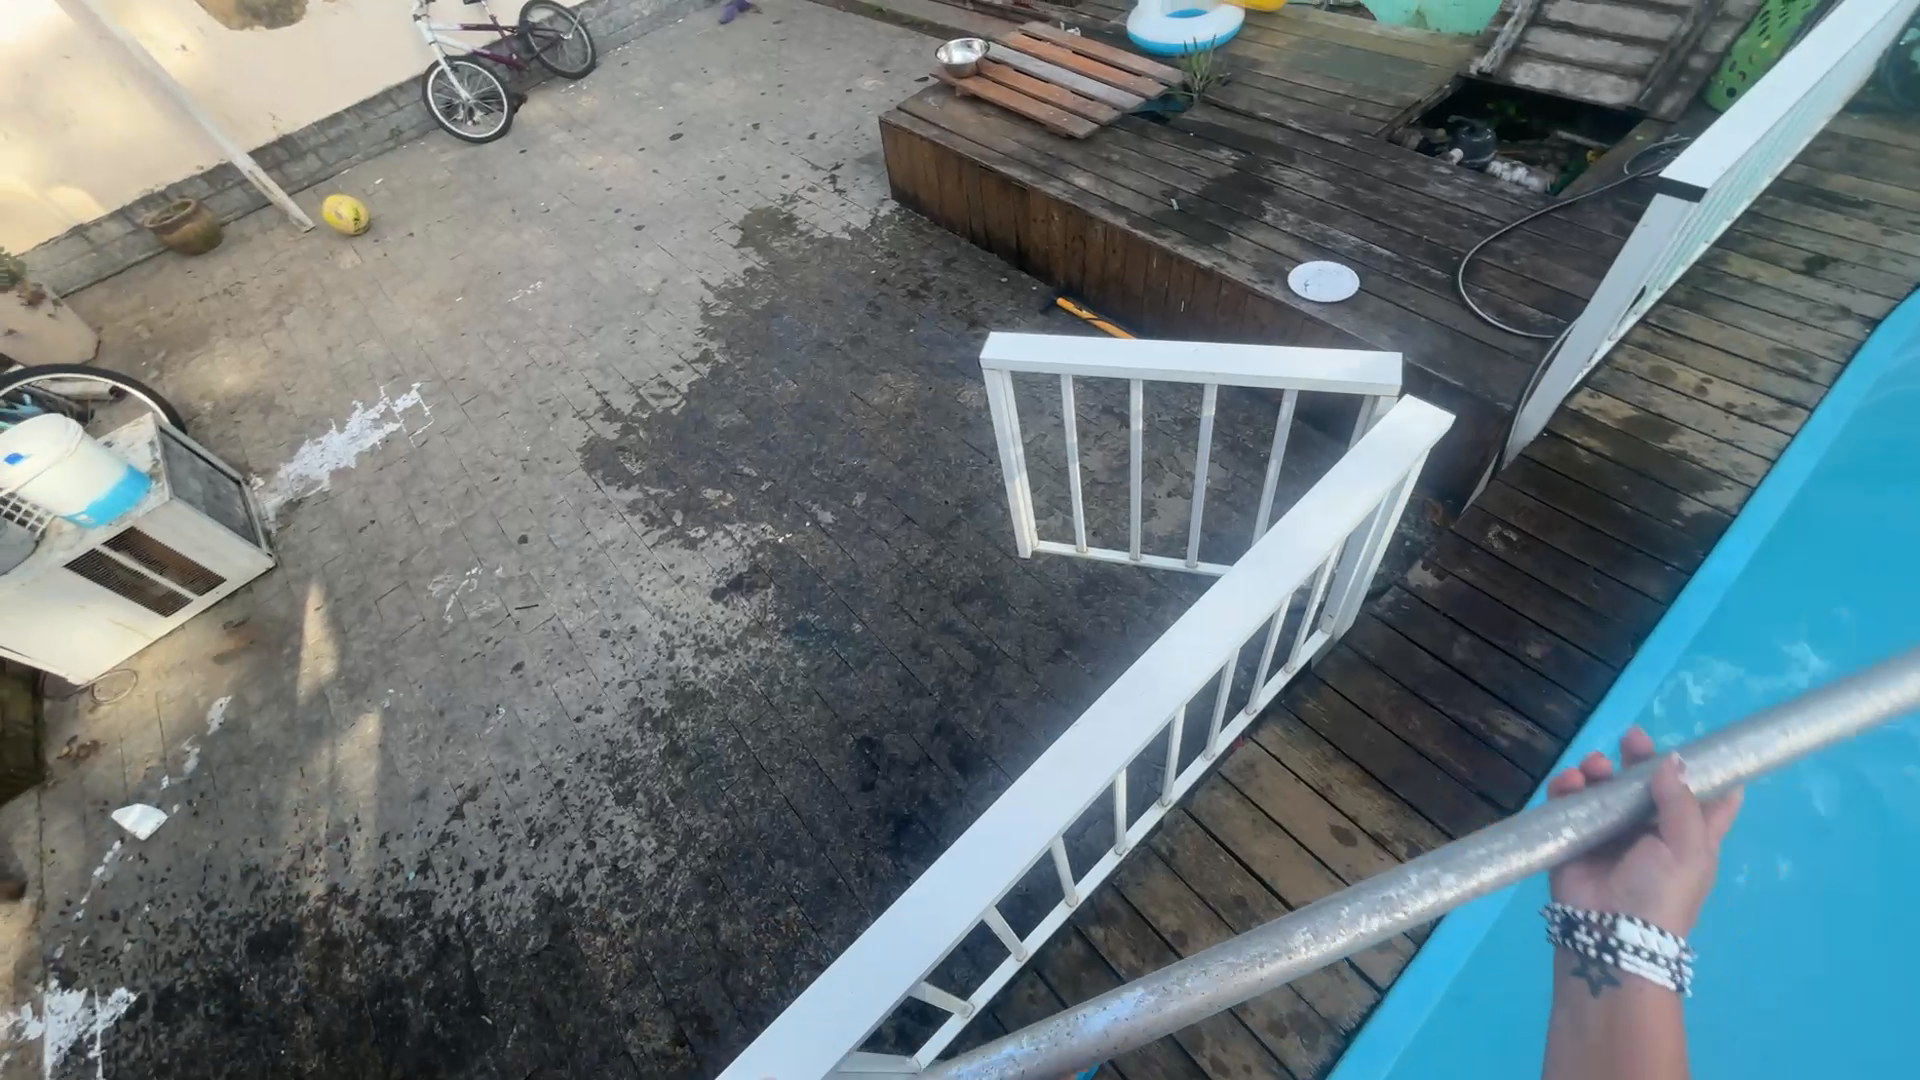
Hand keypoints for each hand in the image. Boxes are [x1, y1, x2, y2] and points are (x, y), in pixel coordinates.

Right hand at [1546, 726, 1743, 937]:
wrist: (1611, 925)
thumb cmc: (1662, 890)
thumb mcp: (1688, 850)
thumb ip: (1680, 804)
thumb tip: (1675, 760)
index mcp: (1688, 837)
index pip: (1707, 803)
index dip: (1707, 775)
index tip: (1702, 747)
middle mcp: (1649, 829)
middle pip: (1646, 786)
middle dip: (1639, 760)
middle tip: (1630, 737)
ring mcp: (1609, 830)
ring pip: (1604, 788)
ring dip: (1599, 770)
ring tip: (1593, 766)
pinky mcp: (1572, 832)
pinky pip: (1567, 800)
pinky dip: (1567, 786)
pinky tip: (1570, 782)